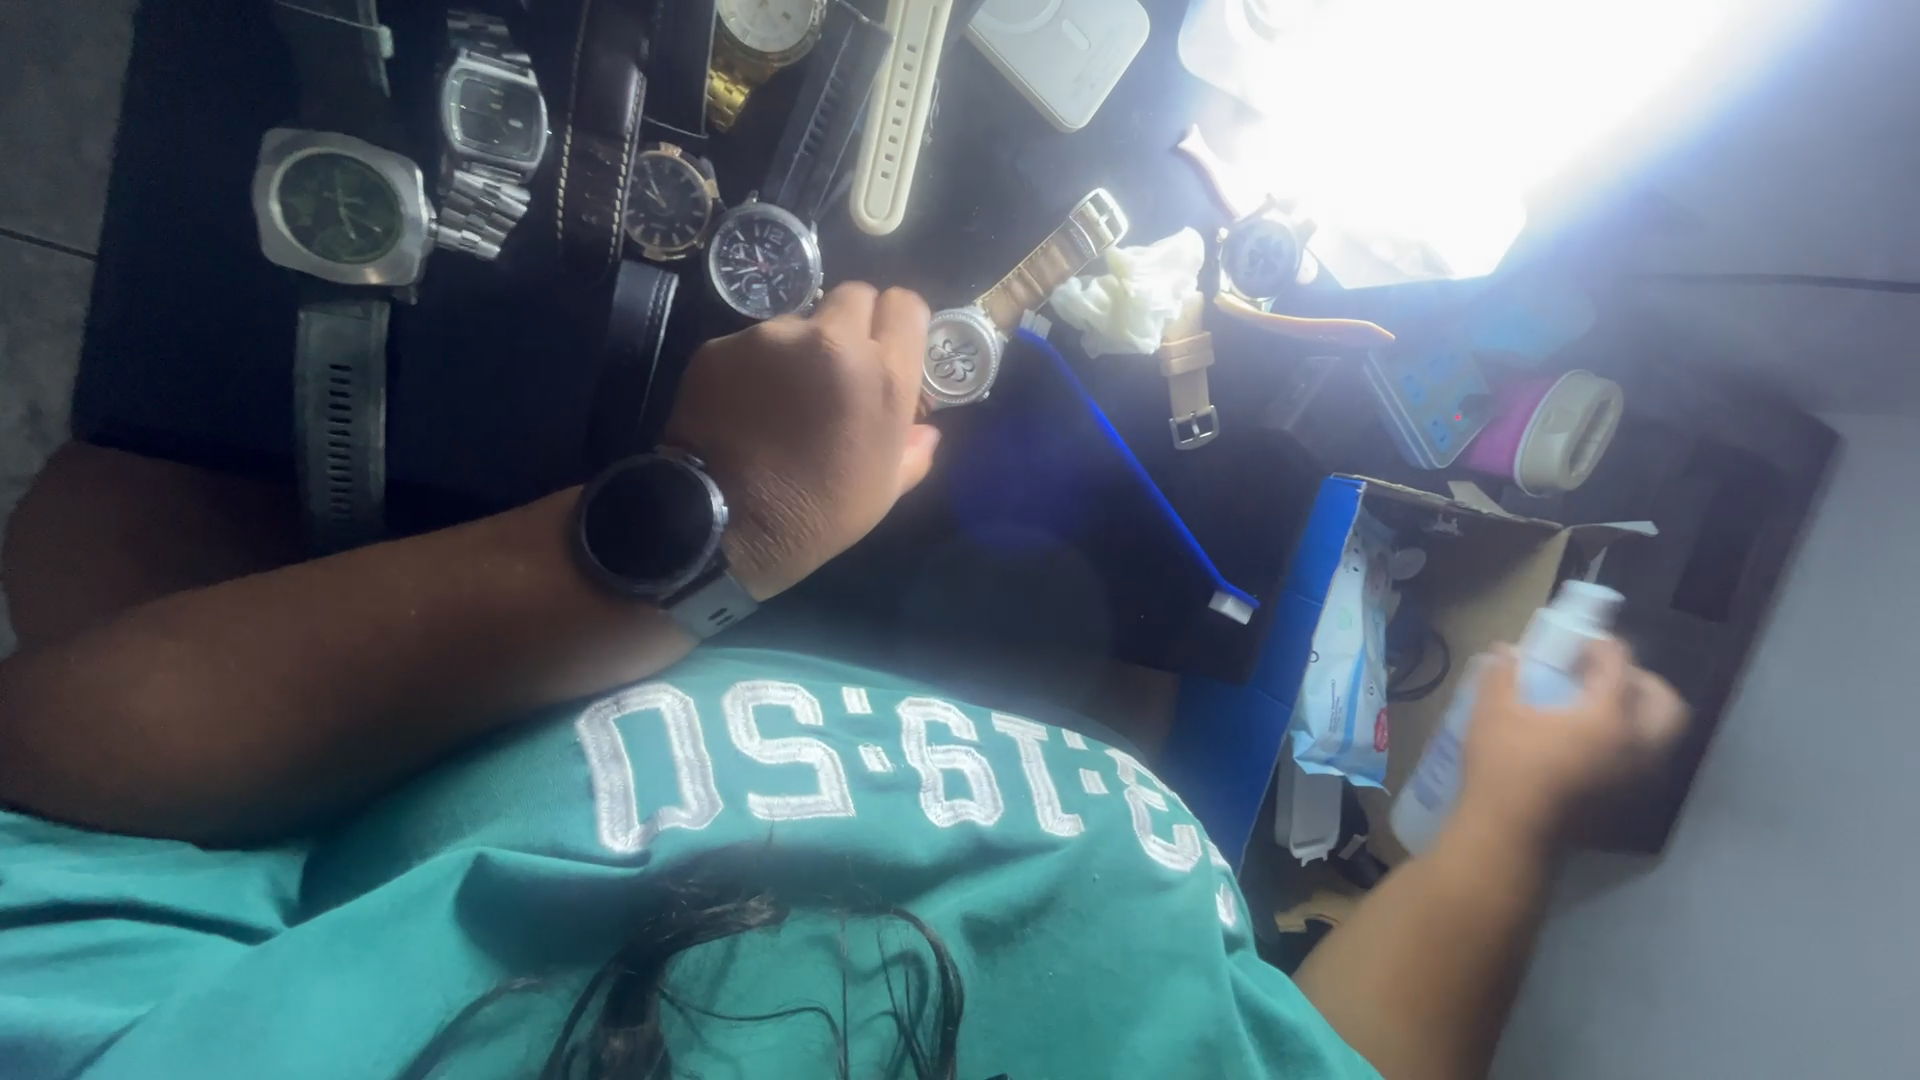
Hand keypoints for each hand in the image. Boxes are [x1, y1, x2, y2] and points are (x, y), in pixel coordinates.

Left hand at [662, 283, 939, 599]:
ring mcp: (773, 338)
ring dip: (801, 348)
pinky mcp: (723, 344)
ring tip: (785, 397)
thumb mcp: (884, 491)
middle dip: (852, 324)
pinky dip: (756, 365)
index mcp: (883, 377)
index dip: (898, 323)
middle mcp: (833, 342)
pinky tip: (748, 404)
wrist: (722, 525)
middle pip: (855, 295)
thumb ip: (913, 450)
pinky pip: (753, 342)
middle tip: (840, 367)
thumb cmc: (818, 514)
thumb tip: (928, 430)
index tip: (888, 346)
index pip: (907, 305)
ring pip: (800, 321)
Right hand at [1454, 639, 1688, 848]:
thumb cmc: (1503, 762)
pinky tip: (1591, 743)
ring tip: (1600, 707)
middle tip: (1608, 673)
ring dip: (1640, 713)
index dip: (1604, 648)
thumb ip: (1503, 675)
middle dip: (1643, 681)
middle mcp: (1637, 744)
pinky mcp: (1626, 798)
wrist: (1511, 826)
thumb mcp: (1493, 711)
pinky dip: (1628, 741)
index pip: (1619, 669)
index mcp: (1607, 717)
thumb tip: (1507, 650)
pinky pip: (1643, 759)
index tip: (1586, 640)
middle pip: (1666, 704)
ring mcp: (1637, 776)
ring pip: (1661, 735)